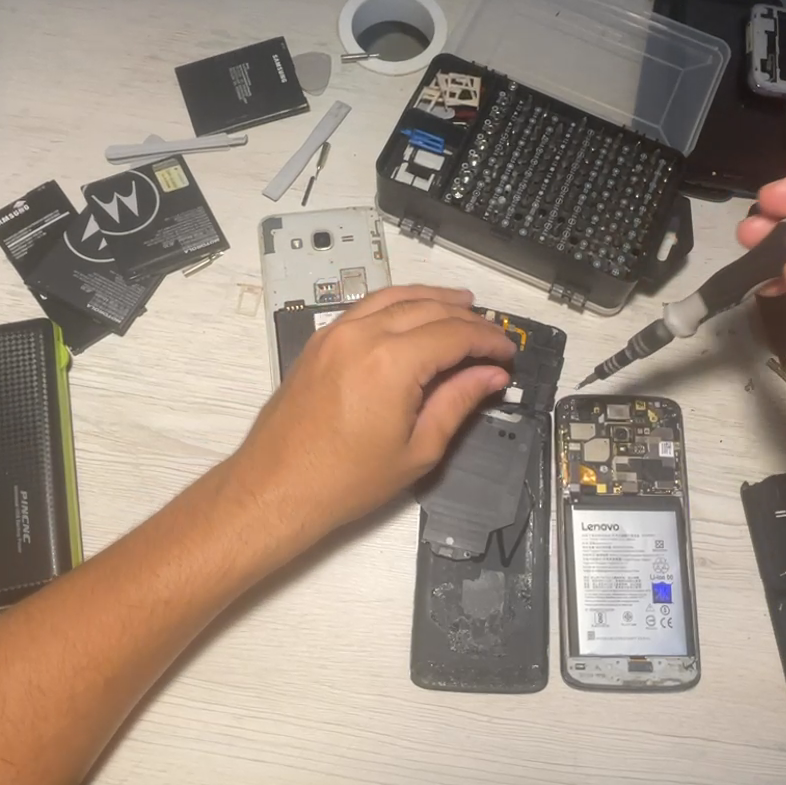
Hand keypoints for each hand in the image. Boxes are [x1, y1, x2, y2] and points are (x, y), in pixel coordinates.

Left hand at [232, 285, 517, 539]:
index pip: (455, 334)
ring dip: (434, 298)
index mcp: (392, 362)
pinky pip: (367, 306)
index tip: (508, 353)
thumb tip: (491, 375)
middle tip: (492, 335)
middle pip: (428, 307)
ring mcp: (336, 333)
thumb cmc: (347, 480)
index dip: (489, 340)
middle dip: (467, 317)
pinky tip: (414, 314)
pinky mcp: (320, 341)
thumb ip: (458, 402)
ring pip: (396, 297)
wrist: (277, 487)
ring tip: (463, 304)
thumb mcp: (418, 449)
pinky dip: (398, 303)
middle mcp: (363, 335)